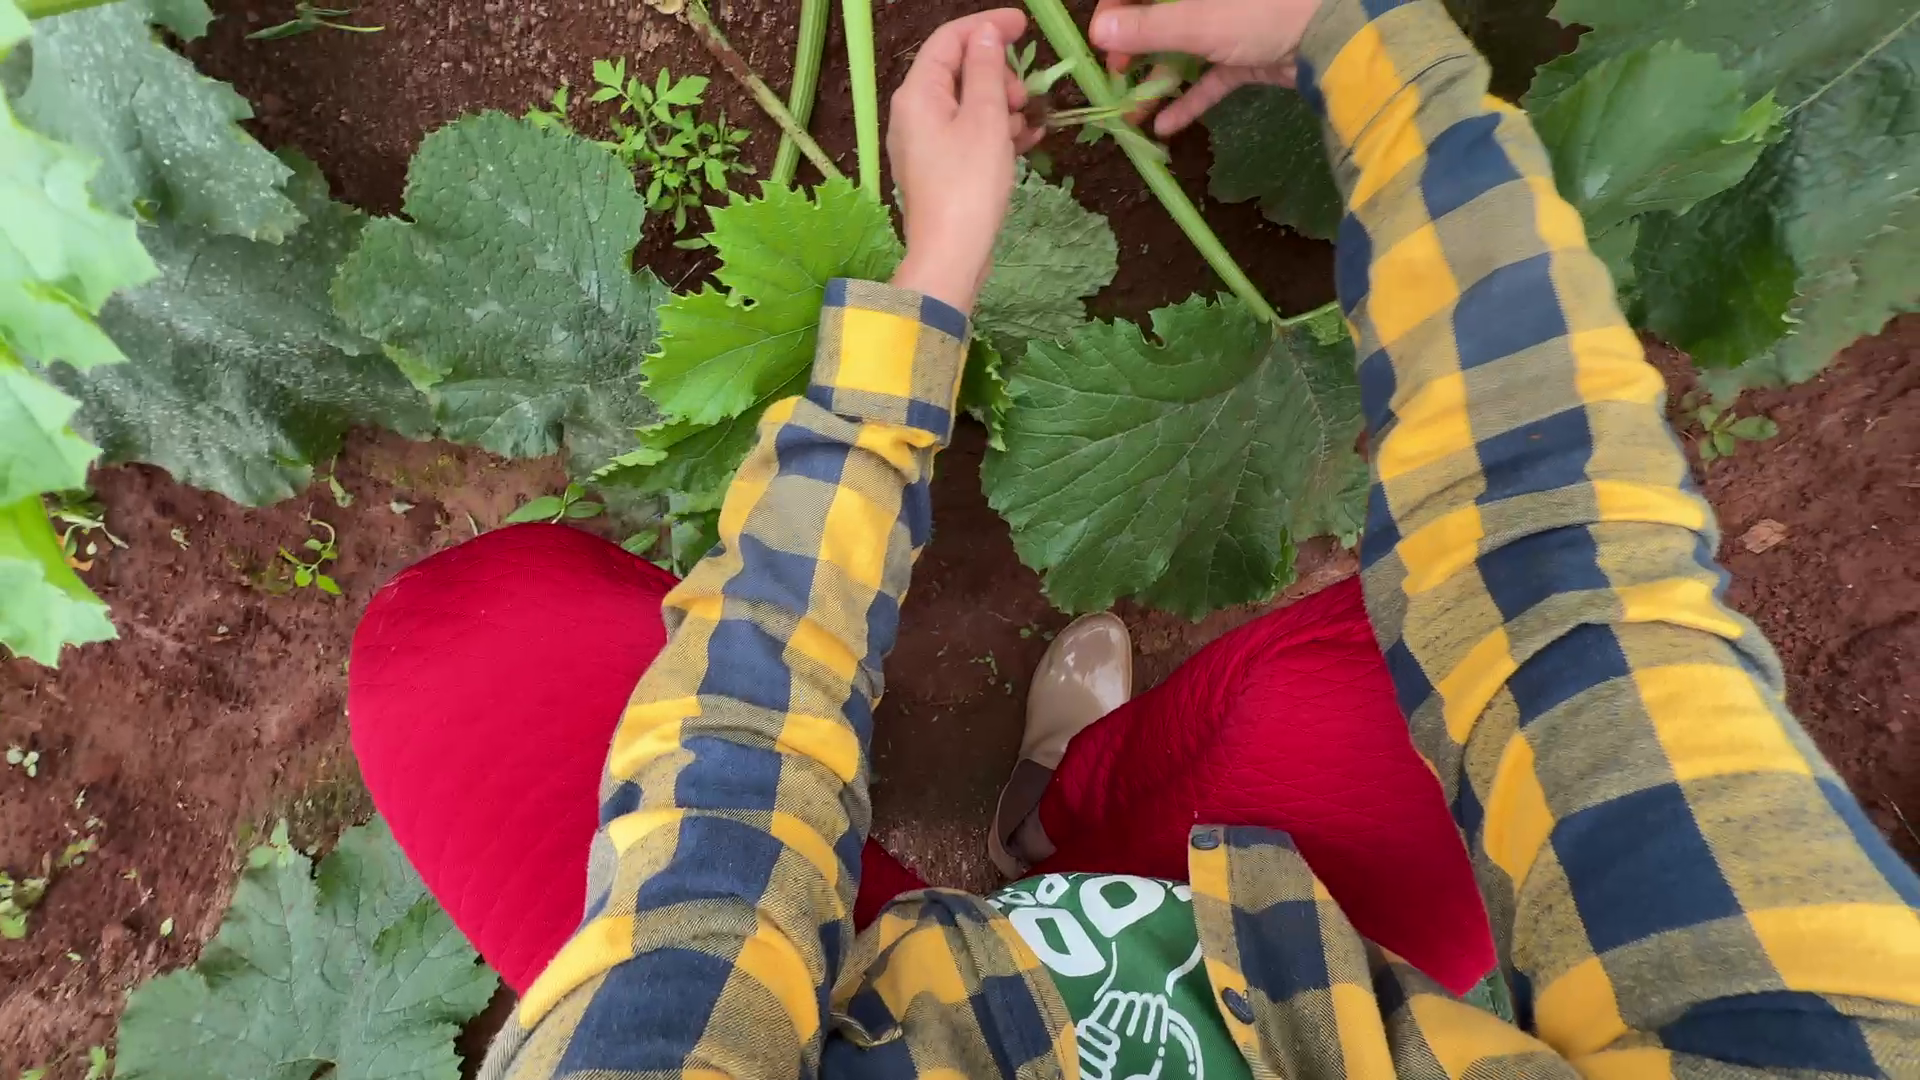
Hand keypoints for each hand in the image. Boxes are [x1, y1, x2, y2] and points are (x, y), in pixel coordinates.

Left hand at [888, 9, 1041, 313]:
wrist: (950, 258)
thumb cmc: (968, 186)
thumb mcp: (985, 119)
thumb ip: (986, 70)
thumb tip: (986, 36)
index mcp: (918, 95)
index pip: (950, 40)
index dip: (987, 27)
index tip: (1024, 28)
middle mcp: (914, 116)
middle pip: (958, 74)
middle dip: (998, 76)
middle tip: (1025, 96)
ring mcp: (925, 148)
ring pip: (968, 109)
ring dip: (1003, 108)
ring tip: (1030, 124)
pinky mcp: (940, 175)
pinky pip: (968, 140)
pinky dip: (996, 136)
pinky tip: (1027, 142)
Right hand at [1090, 0, 1322, 135]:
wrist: (1337, 36)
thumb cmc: (1266, 10)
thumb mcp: (1199, 20)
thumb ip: (1148, 27)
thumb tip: (1097, 30)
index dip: (1117, 8)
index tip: (1101, 38)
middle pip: (1160, 15)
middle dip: (1133, 50)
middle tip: (1115, 78)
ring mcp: (1230, 20)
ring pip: (1182, 48)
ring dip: (1154, 82)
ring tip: (1130, 116)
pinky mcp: (1246, 52)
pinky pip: (1209, 76)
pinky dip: (1188, 99)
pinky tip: (1165, 126)